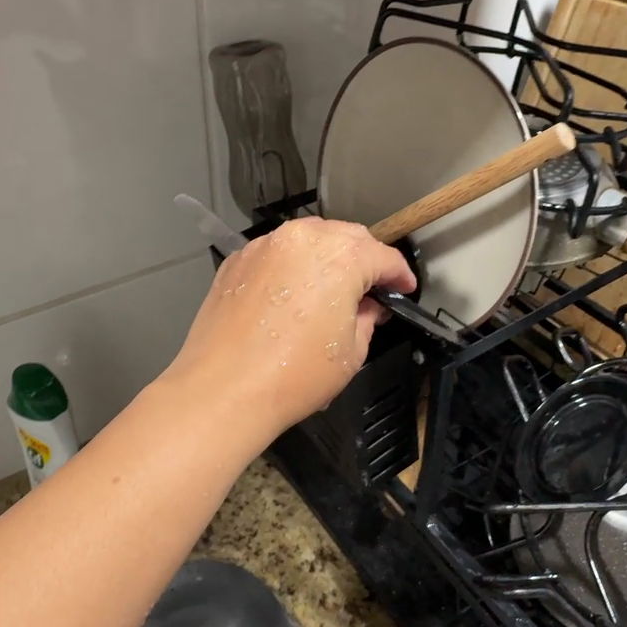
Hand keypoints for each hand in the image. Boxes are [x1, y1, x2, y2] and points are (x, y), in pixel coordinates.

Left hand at [157, 218, 416, 437]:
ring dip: (326, 259)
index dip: (399, 274)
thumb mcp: (351, 352)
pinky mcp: (239, 260)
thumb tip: (369, 309)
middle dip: (363, 260)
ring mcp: (266, 246)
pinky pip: (277, 254)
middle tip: (371, 290)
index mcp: (341, 256)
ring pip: (309, 240)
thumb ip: (368, 319)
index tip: (403, 287)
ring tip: (331, 293)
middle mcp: (303, 239)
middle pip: (347, 237)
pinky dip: (291, 267)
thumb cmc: (289, 375)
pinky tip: (293, 297)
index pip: (383, 256)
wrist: (224, 389)